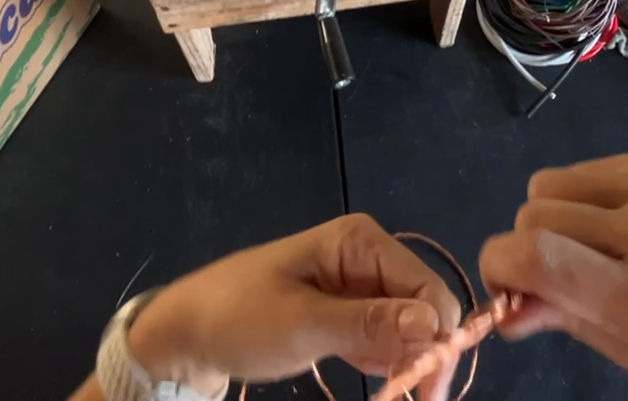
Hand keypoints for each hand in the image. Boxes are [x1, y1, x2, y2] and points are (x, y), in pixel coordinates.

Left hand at [127, 215, 464, 399]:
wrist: (188, 330)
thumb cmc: (240, 317)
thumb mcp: (303, 324)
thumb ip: (369, 324)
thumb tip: (434, 324)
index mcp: (360, 242)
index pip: (426, 287)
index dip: (438, 337)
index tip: (427, 391)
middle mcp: (367, 255)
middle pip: (423, 305)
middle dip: (422, 352)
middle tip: (400, 396)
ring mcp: (358, 282)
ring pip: (408, 325)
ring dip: (401, 359)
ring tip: (372, 381)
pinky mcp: (347, 309)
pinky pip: (384, 335)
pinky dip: (380, 358)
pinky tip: (358, 366)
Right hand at [479, 153, 627, 382]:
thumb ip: (567, 321)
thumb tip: (504, 308)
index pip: (538, 259)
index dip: (499, 265)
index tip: (502, 282)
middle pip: (533, 218)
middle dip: (522, 247)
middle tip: (549, 273)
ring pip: (545, 187)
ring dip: (543, 218)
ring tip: (579, 244)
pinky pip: (576, 170)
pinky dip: (571, 196)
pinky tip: (604, 220)